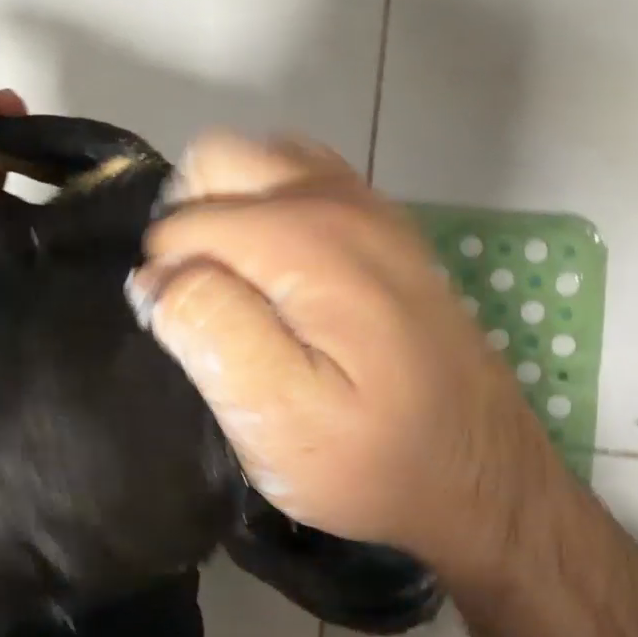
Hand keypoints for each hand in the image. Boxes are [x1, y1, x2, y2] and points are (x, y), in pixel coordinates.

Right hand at [128, 132, 566, 573]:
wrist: (481, 476)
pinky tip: (282, 280)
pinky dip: (271, 211)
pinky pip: (302, 181)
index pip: (184, 223)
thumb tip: (156, 276)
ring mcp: (371, 207)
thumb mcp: (279, 417)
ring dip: (228, 212)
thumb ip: (209, 330)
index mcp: (306, 239)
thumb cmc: (374, 459)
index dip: (168, 281)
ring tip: (241, 293)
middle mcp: (339, 199)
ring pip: (260, 162)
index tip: (190, 340)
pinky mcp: (386, 229)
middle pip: (219, 159)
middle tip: (209, 307)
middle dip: (191, 224)